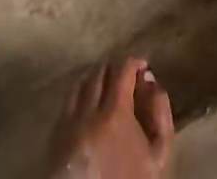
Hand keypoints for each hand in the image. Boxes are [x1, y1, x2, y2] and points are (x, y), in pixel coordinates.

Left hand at [48, 58, 173, 178]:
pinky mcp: (56, 132)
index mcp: (115, 112)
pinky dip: (80, 93)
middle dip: (115, 69)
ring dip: (96, 78)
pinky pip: (68, 100)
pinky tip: (89, 103)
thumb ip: (160, 114)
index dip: (135, 61)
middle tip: (127, 77)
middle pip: (100, 71)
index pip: (122, 68)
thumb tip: (151, 81)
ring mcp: (69, 120)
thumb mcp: (157, 154)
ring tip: (107, 86)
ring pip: (81, 82)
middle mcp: (88, 109)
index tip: (143, 66)